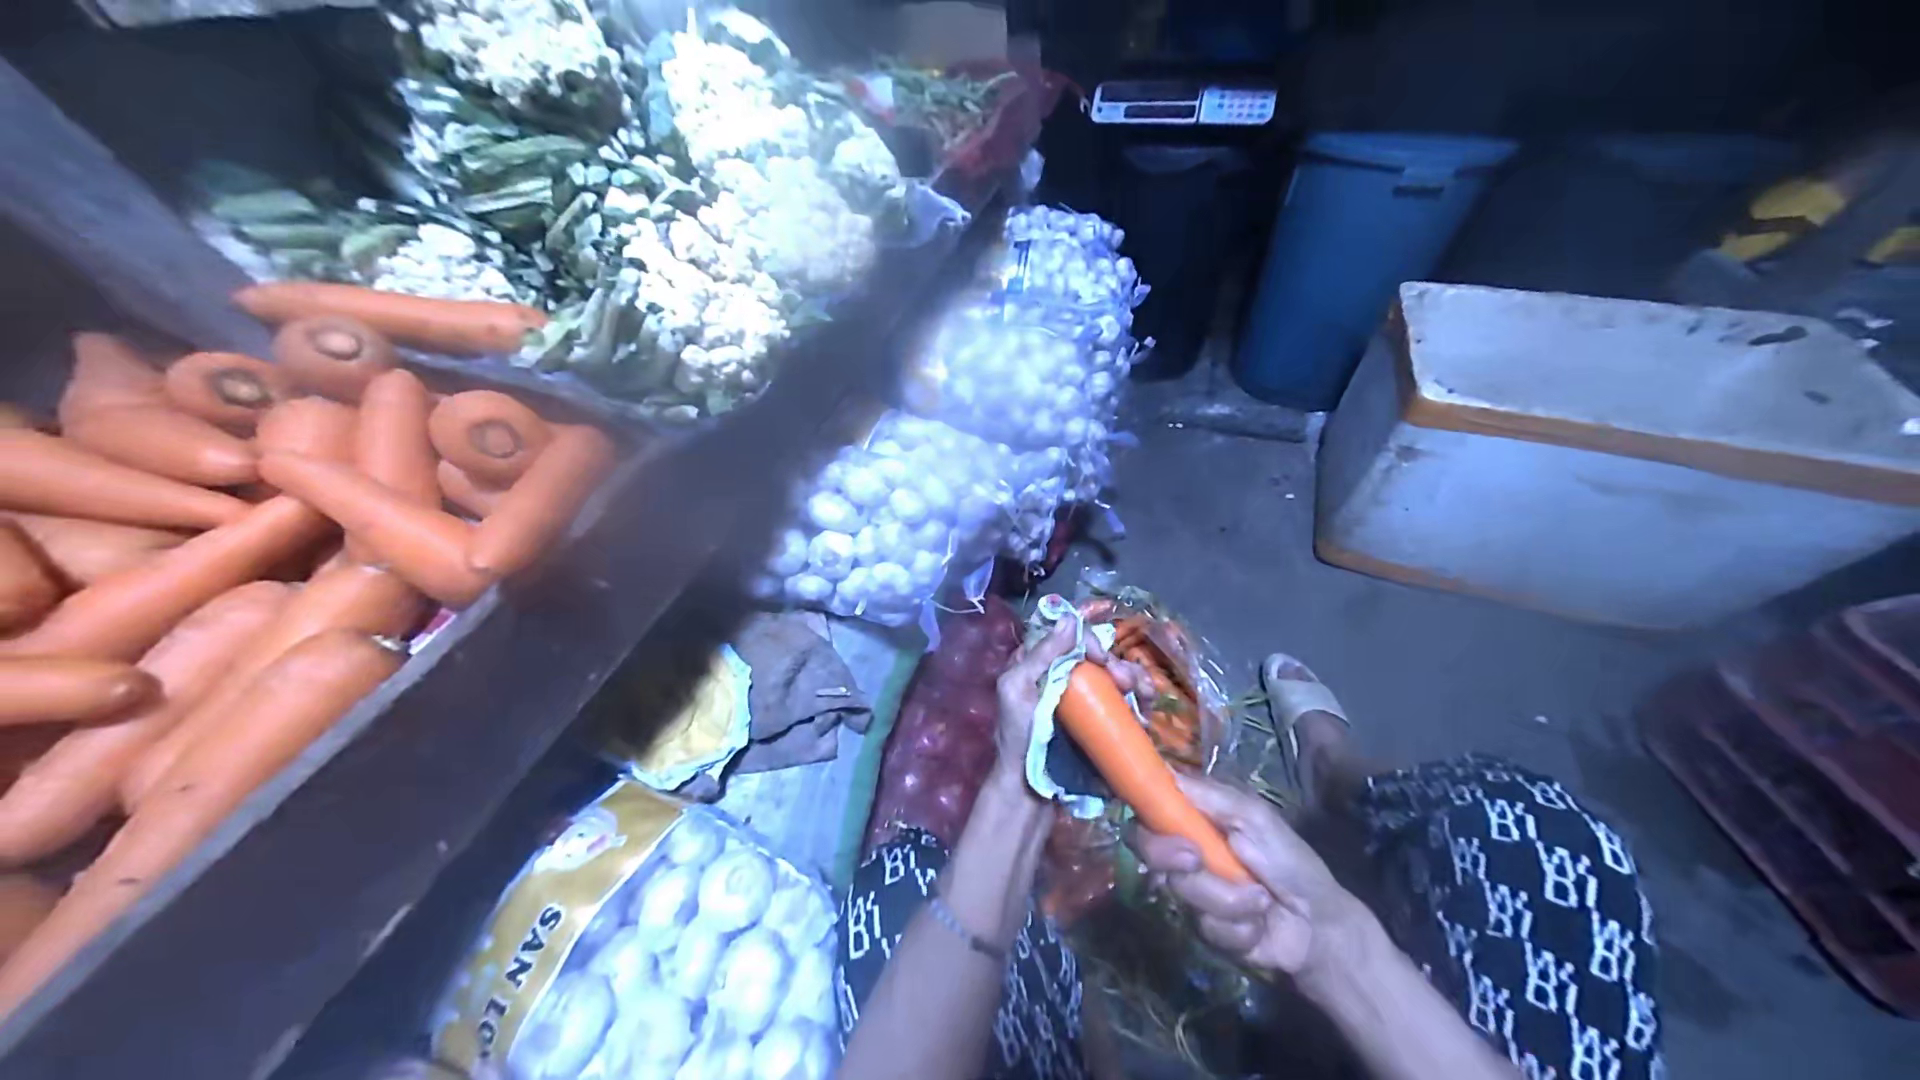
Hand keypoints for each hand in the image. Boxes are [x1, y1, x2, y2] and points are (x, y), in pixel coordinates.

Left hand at [992, 618, 1148, 784]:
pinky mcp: (1101, 723)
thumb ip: (1041, 654)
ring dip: (1137, 682)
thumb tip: (1071, 619)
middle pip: (1100, 657)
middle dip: (1119, 665)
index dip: (1090, 641)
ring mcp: (1086, 701)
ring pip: (1118, 678)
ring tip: (1145, 697)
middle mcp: (1065, 677)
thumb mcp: (1017, 689)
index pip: (1070, 637)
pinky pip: (1126, 705)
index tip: (1100, 658)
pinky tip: (1146, 714)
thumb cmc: (1018, 736)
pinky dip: (1141, 704)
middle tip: (1127, 683)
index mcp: (1039, 663)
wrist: (1031, 788)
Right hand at [1128, 772, 1370, 980]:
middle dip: (1172, 858)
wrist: (1320, 925)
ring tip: (1260, 899)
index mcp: (1193, 819)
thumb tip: (1165, 772)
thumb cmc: (1288, 859)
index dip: (1143, 815)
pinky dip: (1237, 926)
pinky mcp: (1203, 929)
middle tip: (1197, 860)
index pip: (1147, 812)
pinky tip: (1259, 924)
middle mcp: (1183, 852)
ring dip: (1225, 898)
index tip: (1157, 823)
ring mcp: (1191, 891)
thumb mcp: (1254, 817)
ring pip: (1181, 891)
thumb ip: (1210, 796)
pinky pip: (1204, 926)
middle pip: (1148, 850)